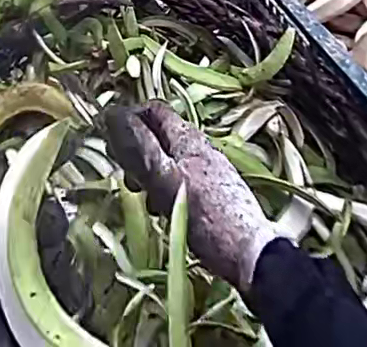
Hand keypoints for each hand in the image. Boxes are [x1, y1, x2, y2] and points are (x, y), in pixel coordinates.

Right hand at [103, 101, 277, 291]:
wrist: (255, 257)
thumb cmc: (206, 216)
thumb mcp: (164, 179)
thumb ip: (137, 146)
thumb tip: (111, 113)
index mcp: (186, 136)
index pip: (153, 108)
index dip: (130, 118)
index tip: (114, 142)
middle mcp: (199, 145)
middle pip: (158, 134)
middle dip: (137, 150)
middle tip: (128, 177)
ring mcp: (209, 168)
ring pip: (168, 159)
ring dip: (149, 173)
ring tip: (144, 197)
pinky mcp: (215, 192)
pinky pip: (181, 178)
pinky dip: (165, 188)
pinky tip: (165, 210)